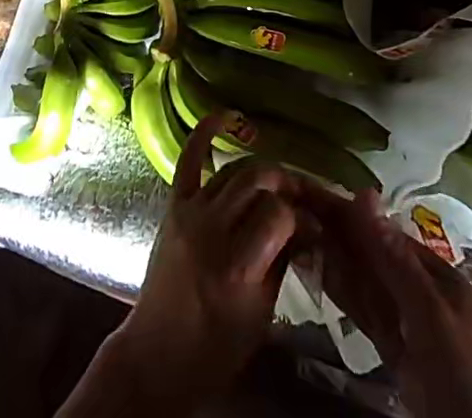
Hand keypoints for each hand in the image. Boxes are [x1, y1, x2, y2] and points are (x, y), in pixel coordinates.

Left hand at [57, 113, 307, 415]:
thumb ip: (285, 257)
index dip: (302, 218)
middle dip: (286, 185)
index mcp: (235, 266)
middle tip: (299, 201)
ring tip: (278, 185)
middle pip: (259, 181)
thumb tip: (310, 223)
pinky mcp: (174, 206)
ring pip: (234, 169)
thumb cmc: (217, 345)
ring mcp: (188, 213)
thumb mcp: (263, 309)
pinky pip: (188, 160)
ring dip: (261, 171)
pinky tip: (227, 116)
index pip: (280, 215)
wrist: (158, 354)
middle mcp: (210, 230)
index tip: (314, 230)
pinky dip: (205, 133)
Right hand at [304, 188, 471, 417]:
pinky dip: (344, 295)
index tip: (304, 191)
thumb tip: (362, 194)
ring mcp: (409, 324)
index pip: (378, 231)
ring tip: (295, 235)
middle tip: (287, 210)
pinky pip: (367, 314)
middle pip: (369, 254)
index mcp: (431, 272)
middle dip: (333, 231)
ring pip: (364, 282)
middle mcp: (417, 290)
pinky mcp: (401, 355)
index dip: (343, 211)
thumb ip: (395, 261)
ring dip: (334, 259)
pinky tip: (323, 280)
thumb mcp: (434, 315)